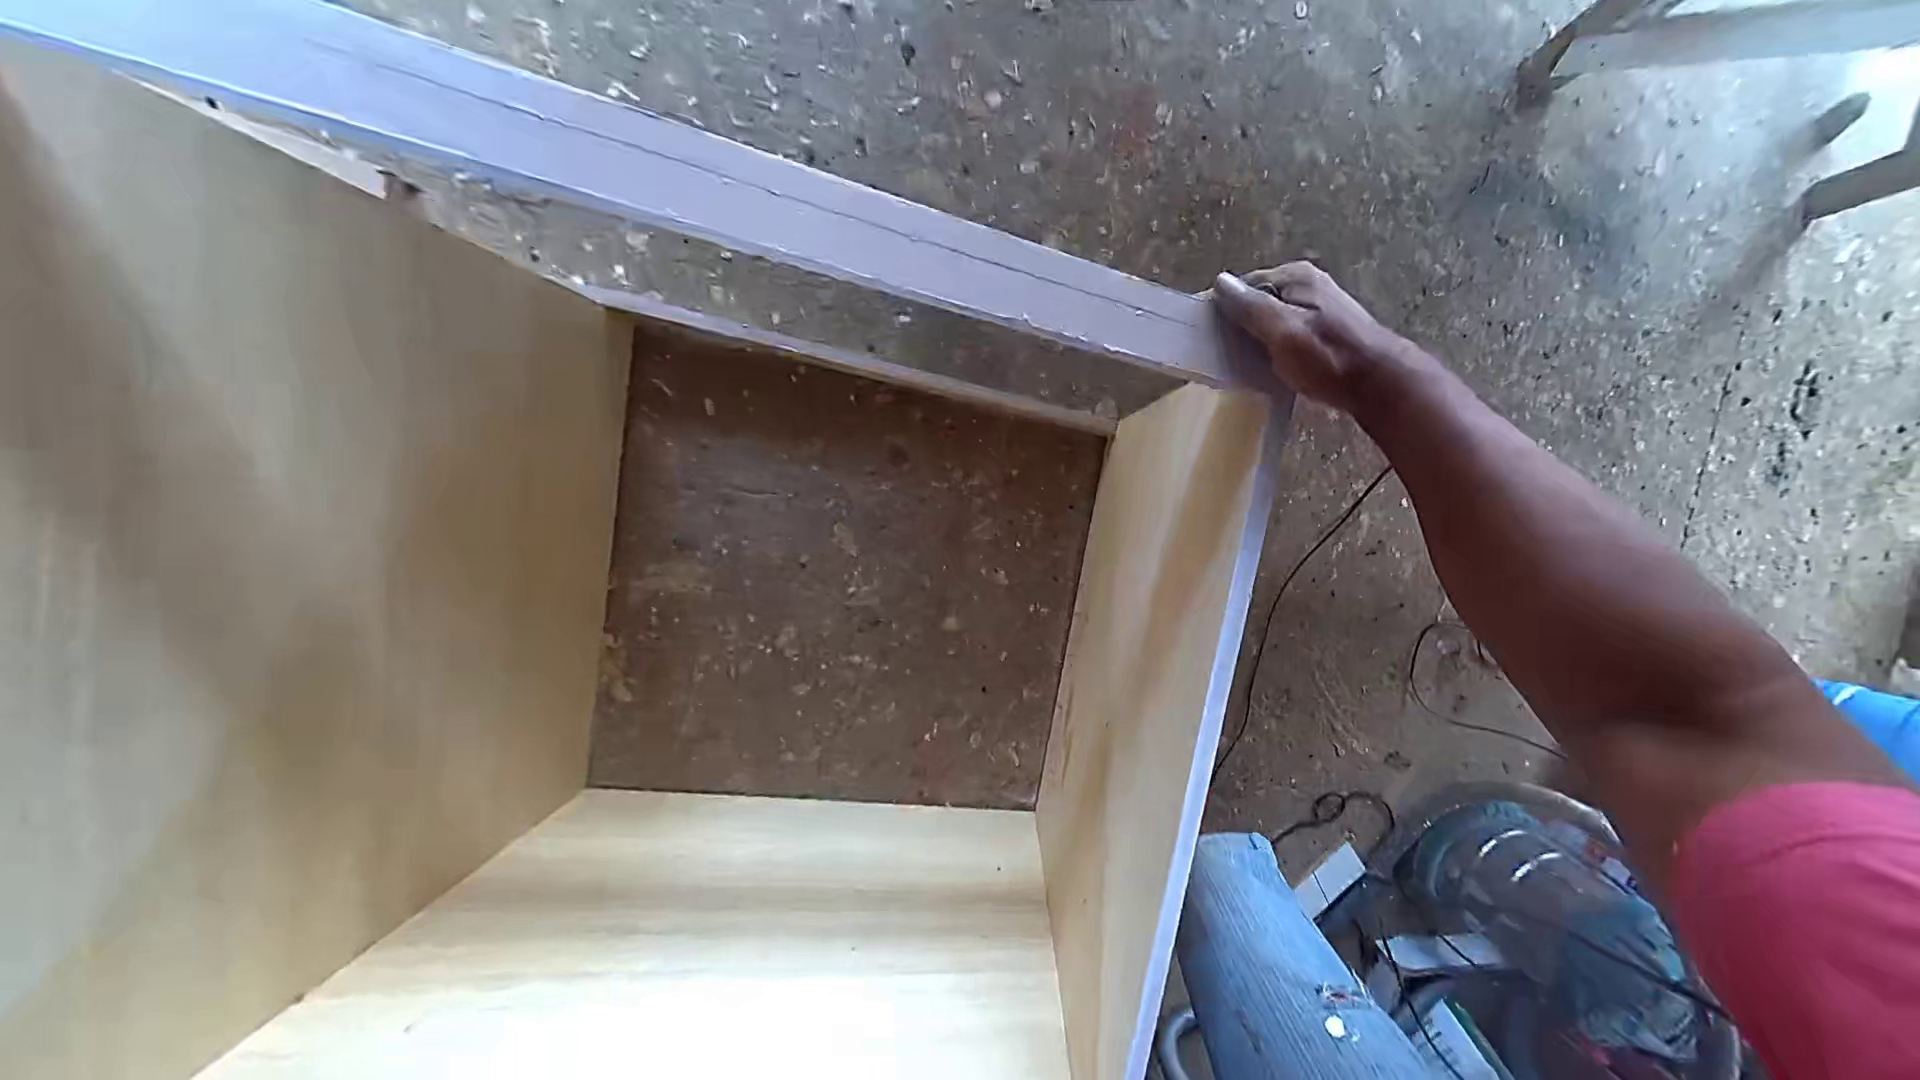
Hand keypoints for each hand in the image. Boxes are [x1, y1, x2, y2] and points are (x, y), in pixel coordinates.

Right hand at [1211, 263, 1407, 413]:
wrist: (1377, 386)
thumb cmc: (1327, 358)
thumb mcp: (1282, 331)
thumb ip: (1250, 307)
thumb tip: (1220, 282)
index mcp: (1295, 278)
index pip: (1242, 286)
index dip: (1221, 308)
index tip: (1204, 334)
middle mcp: (1306, 286)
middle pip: (1255, 303)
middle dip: (1236, 325)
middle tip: (1220, 353)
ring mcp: (1314, 309)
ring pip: (1267, 321)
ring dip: (1251, 340)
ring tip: (1239, 363)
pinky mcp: (1319, 332)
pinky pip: (1281, 335)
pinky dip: (1268, 348)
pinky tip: (1264, 367)